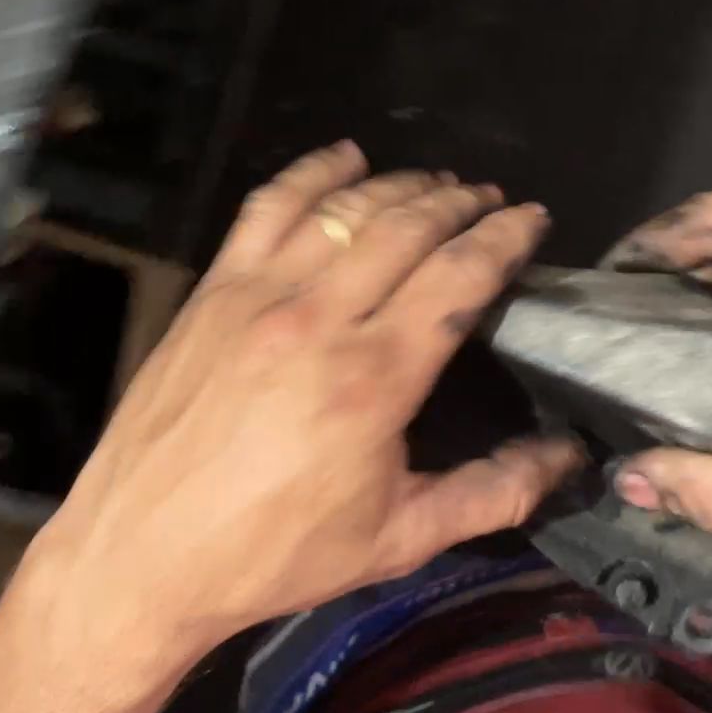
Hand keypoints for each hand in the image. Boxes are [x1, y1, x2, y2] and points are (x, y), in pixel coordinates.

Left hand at [20, 142, 581, 656]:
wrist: (143, 555)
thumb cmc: (277, 552)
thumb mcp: (400, 538)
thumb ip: (493, 492)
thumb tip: (567, 455)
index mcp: (375, 377)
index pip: (459, 276)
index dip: (505, 237)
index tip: (531, 217)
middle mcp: (322, 317)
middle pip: (409, 228)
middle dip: (461, 202)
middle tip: (490, 196)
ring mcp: (261, 293)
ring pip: (347, 210)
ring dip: (402, 185)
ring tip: (437, 182)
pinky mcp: (215, 288)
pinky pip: (269, 206)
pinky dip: (312, 172)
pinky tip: (346, 157)